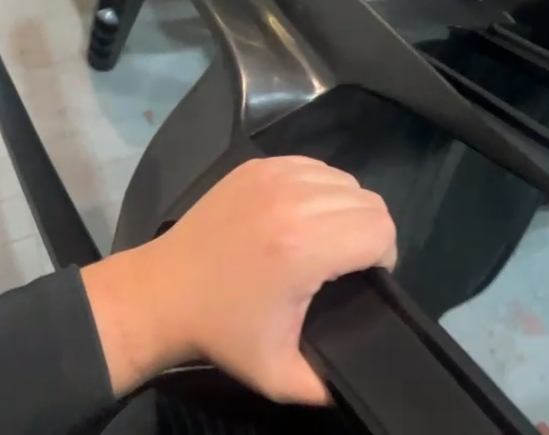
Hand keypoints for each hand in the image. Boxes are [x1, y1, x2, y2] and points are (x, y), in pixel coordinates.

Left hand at [79, 156, 397, 404]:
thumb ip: (332, 382)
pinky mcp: (255, 165)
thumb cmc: (223, 330)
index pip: (380, 229)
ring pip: (342, 178)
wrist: (164, 290)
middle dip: (368, 233)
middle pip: (368, 200)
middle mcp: (292, 199)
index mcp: (304, 246)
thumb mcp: (282, 375)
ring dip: (344, 207)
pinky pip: (311, 165)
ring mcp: (270, 174)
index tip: (363, 279)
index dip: (384, 258)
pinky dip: (318, 187)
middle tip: (345, 263)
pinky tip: (301, 215)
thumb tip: (365, 374)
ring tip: (323, 238)